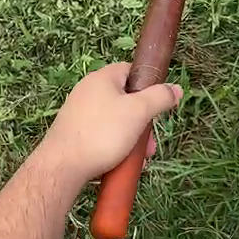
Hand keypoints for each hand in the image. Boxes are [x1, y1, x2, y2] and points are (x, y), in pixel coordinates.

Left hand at [33, 63, 182, 183]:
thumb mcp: (139, 112)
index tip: (157, 107)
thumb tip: (176, 89)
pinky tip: (120, 165)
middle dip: (142, 123)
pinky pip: (101, 136)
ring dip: (131, 139)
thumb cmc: (103, 133)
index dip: (148, 87)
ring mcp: (78, 113)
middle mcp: (88, 91)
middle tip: (149, 144)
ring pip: (115, 122)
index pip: (132, 71)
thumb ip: (160, 97)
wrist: (61, 167)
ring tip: (138, 161)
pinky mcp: (73, 134)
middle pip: (125, 101)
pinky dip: (114, 148)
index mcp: (102, 78)